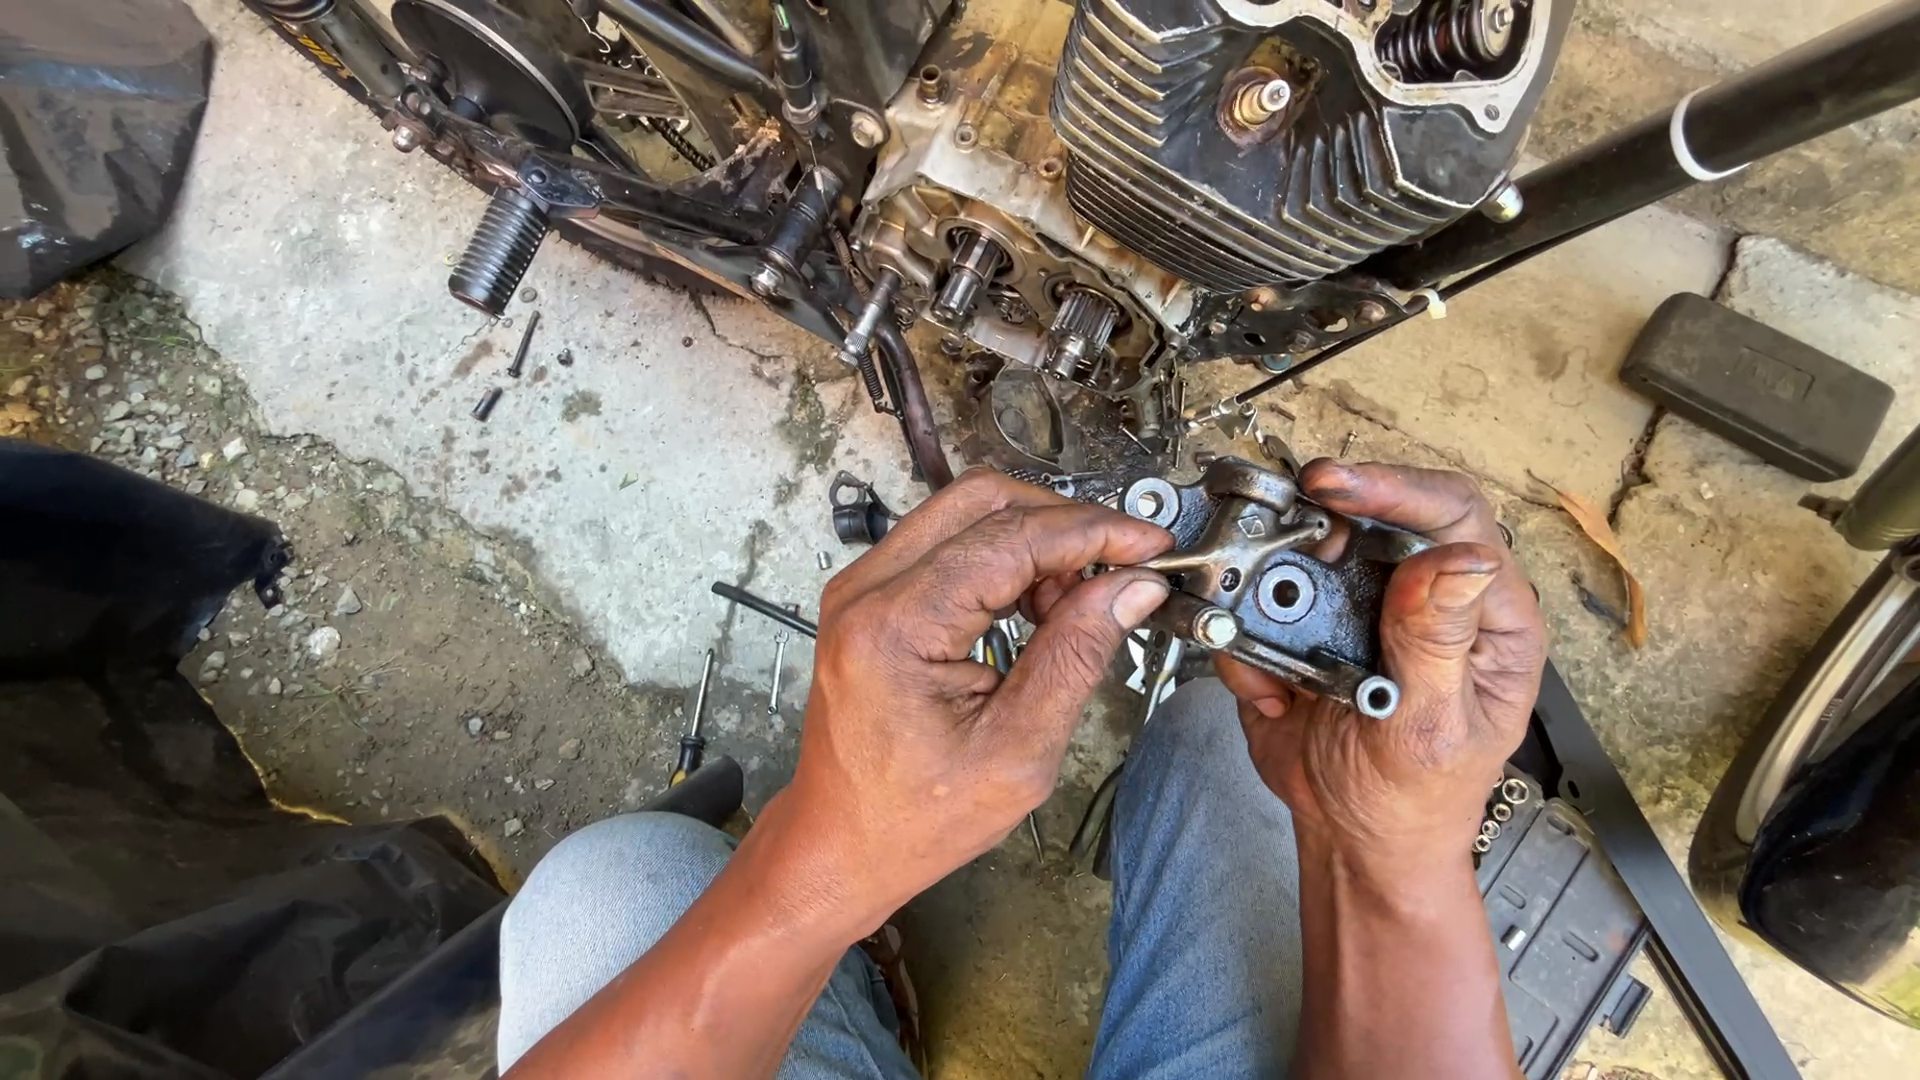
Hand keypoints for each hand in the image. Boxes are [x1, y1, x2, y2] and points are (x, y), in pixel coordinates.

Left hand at [772, 470, 1172, 930]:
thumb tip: (1130, 588)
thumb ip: (1076, 654)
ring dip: (1035, 538)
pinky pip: (950, 542)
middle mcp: (868, 588)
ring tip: (1077, 599)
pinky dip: (1005, 557)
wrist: (844, 838)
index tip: (1148, 544)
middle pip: (982, 499)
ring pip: (966, 511)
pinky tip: (1036, 604)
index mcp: (896, 625)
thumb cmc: (917, 816)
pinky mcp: (873, 594)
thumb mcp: (1017, 750)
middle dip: (1063, 523)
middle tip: (1117, 568)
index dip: (1092, 532)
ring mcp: (864, 585)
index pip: (1010, 538)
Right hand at [1217, 460, 1545, 876]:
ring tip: (1273, 653)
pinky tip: (1271, 695)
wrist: (1349, 833)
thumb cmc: (1413, 796)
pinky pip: (1260, 609)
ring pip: (1302, 555)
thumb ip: (1438, 644)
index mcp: (1482, 615)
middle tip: (1275, 550)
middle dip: (1313, 532)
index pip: (1449, 516)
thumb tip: (1462, 558)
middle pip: (1367, 520)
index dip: (1390, 488)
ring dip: (1270, 591)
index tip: (1328, 485)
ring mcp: (1355, 610)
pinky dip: (1248, 646)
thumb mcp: (1430, 728)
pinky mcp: (1302, 629)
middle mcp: (1419, 597)